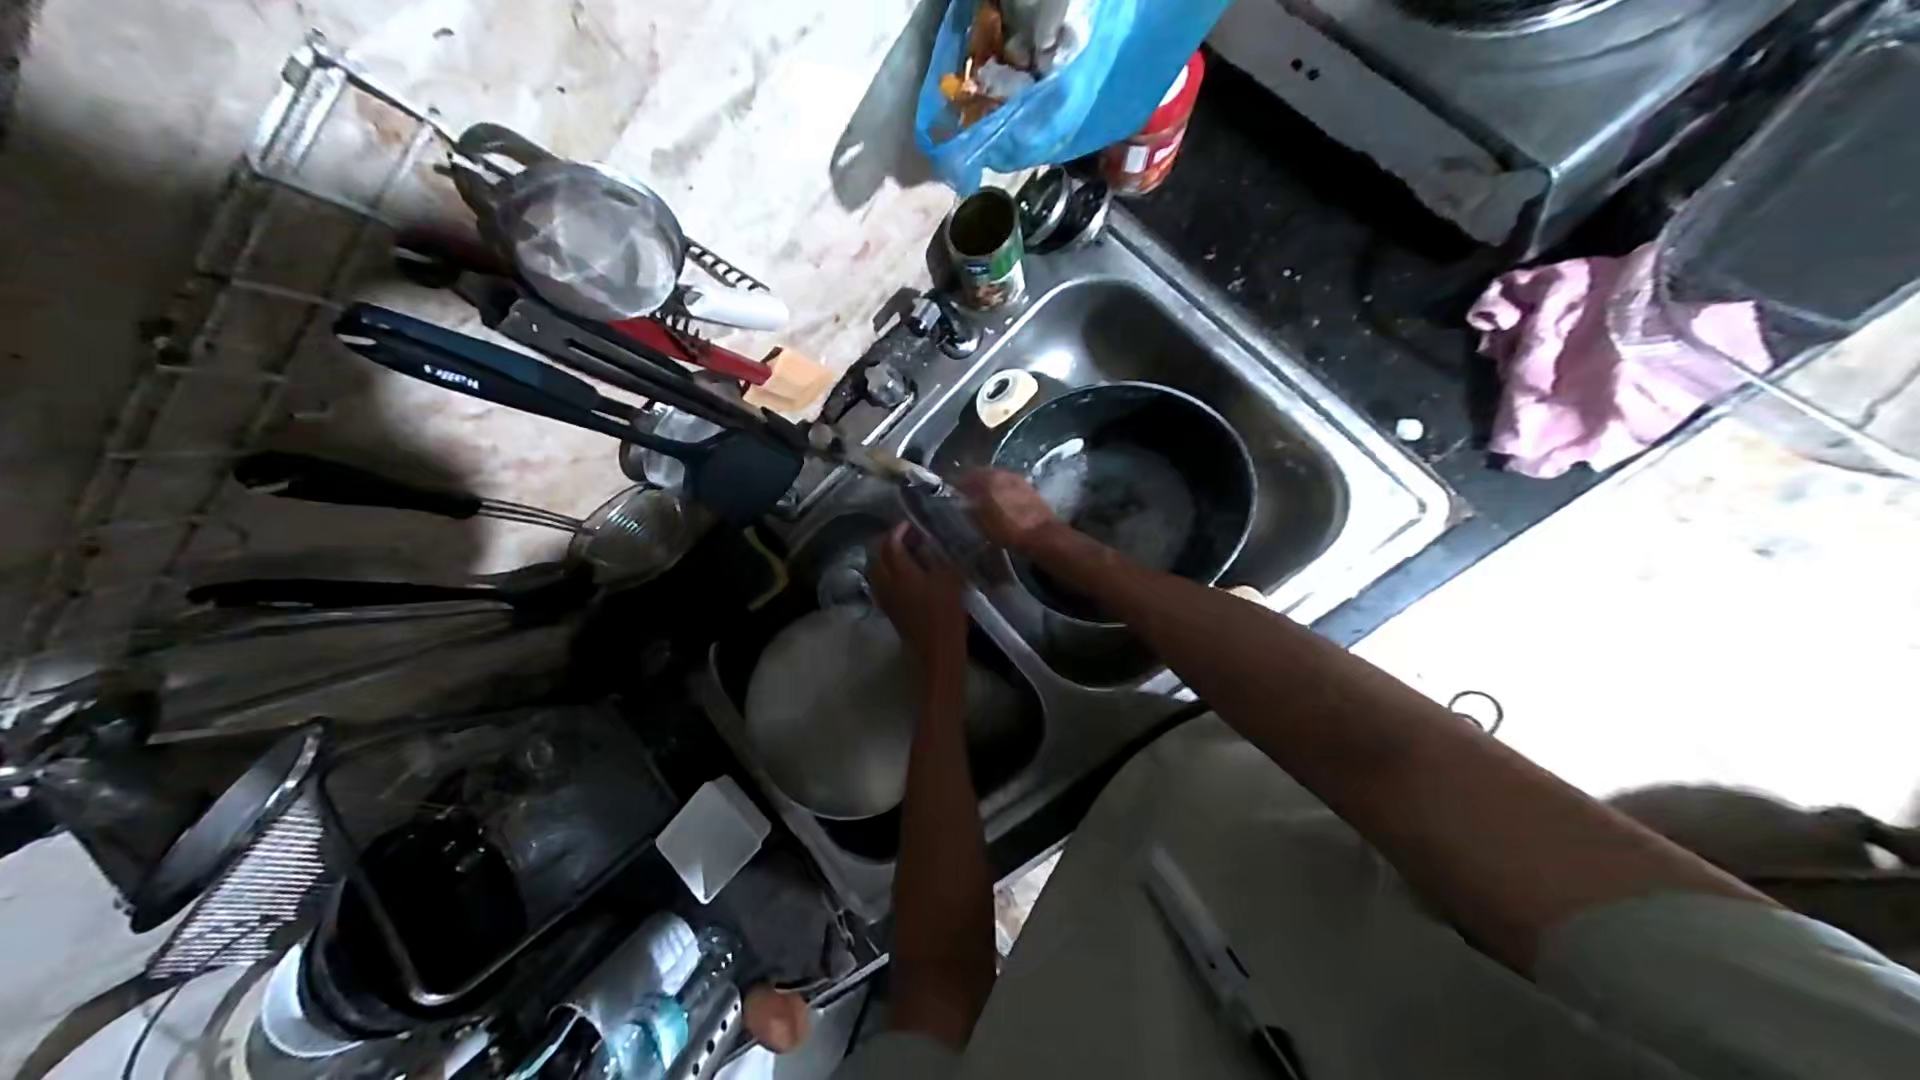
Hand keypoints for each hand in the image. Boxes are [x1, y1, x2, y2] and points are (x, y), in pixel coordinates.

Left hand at [868, 523, 967, 672]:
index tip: (911, 524)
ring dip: (884, 557)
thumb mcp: (950, 579)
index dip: (899, 530)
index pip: (891, 543)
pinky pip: (879, 584)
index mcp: (902, 572)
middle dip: (887, 541)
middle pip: (877, 555)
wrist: (938, 649)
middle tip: (904, 536)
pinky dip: (885, 573)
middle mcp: (887, 582)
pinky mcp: (889, 610)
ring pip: (875, 570)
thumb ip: (937, 557)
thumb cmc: (946, 613)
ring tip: (900, 554)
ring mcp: (885, 597)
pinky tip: (900, 576)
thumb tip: (929, 542)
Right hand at [953, 469, 1059, 551]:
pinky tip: (998, 499)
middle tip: (963, 493)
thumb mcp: (981, 523)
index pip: (964, 477)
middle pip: (980, 473)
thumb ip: (968, 509)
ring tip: (980, 497)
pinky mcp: (1027, 486)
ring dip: (986, 484)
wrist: (1041, 534)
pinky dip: (999, 488)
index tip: (948, 491)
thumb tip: (959, 501)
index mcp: (986, 479)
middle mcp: (1001, 473)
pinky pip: (1007, 483)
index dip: (954, 484)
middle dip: (971, 482)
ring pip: (995, 477)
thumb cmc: (1008, 529)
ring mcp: (1016, 478)